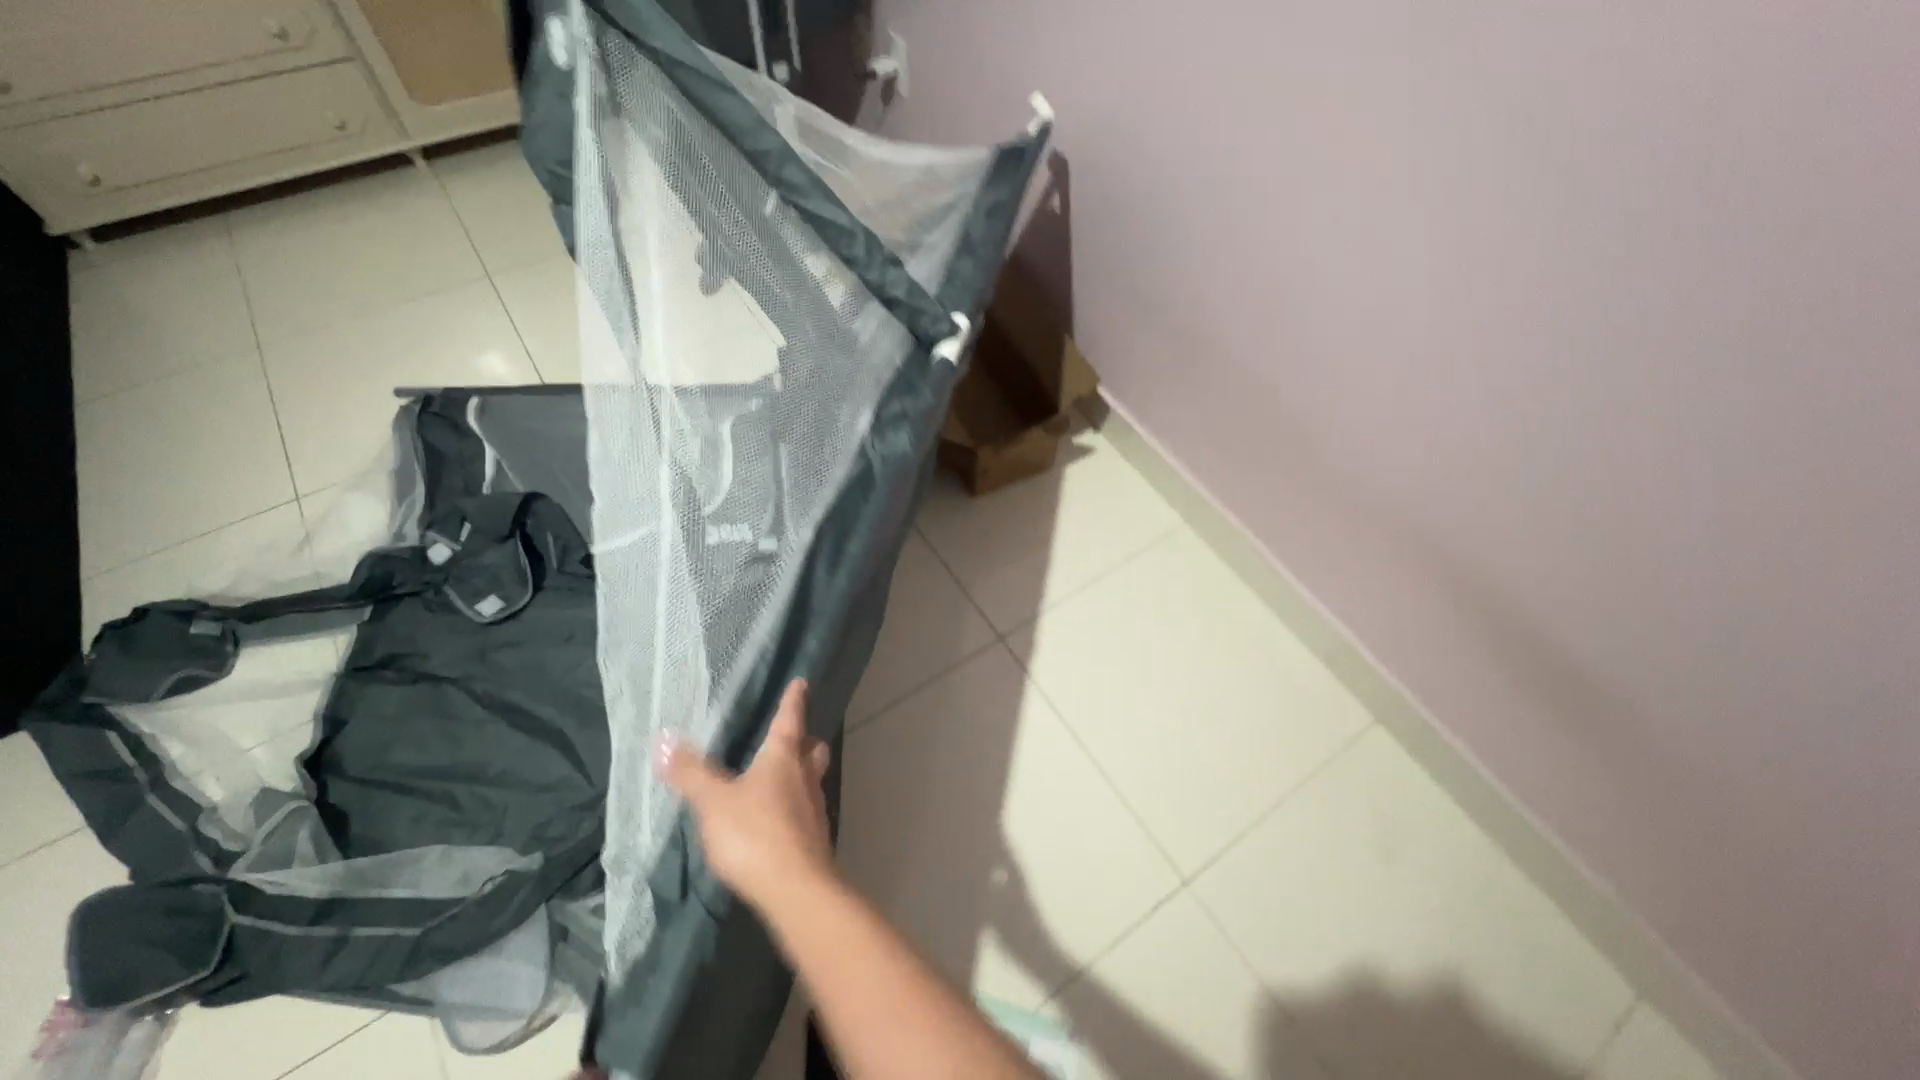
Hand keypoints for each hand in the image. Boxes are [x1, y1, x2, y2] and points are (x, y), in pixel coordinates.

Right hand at [657, 679, 835, 910]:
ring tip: (778, 779)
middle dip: (806, 740)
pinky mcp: (813, 841)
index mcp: (783, 759)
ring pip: (811, 781)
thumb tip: (664, 739)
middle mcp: (805, 778)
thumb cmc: (755, 834)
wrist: (796, 890)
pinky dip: (793, 808)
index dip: (793, 700)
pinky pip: (804, 812)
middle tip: (795, 736)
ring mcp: (814, 810)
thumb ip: (690, 773)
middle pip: (812, 750)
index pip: (790, 719)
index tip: (801, 683)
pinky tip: (776, 821)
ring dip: (799, 775)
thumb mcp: (713, 801)